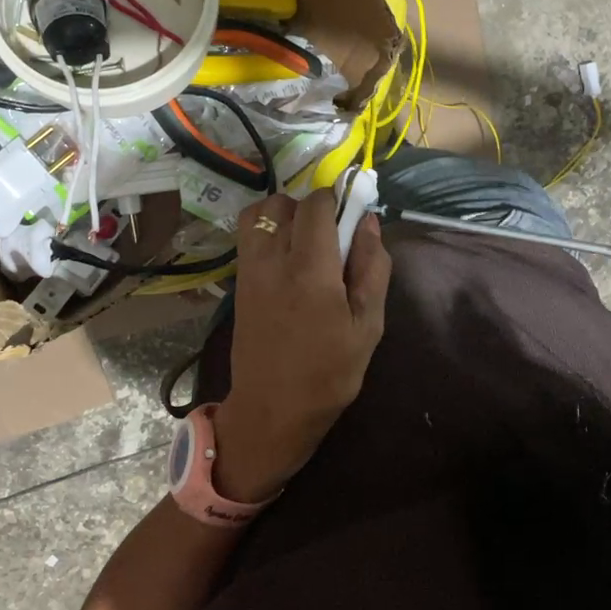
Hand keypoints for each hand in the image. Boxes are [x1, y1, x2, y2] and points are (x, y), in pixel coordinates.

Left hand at [210, 189, 392, 503]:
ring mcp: (249, 269)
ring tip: (306, 243)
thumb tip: (370, 221)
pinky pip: (248, 235)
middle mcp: (273, 260)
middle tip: (332, 235)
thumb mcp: (368, 326)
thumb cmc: (329, 374)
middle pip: (286, 202)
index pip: (316, 204)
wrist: (272, 409)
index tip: (352, 214)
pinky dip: (266, 231)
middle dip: (312, 207)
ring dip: (284, 215)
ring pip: (259, 213)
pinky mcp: (238, 281)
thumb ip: (372, 268)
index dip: (337, 199)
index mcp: (310, 270)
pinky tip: (287, 258)